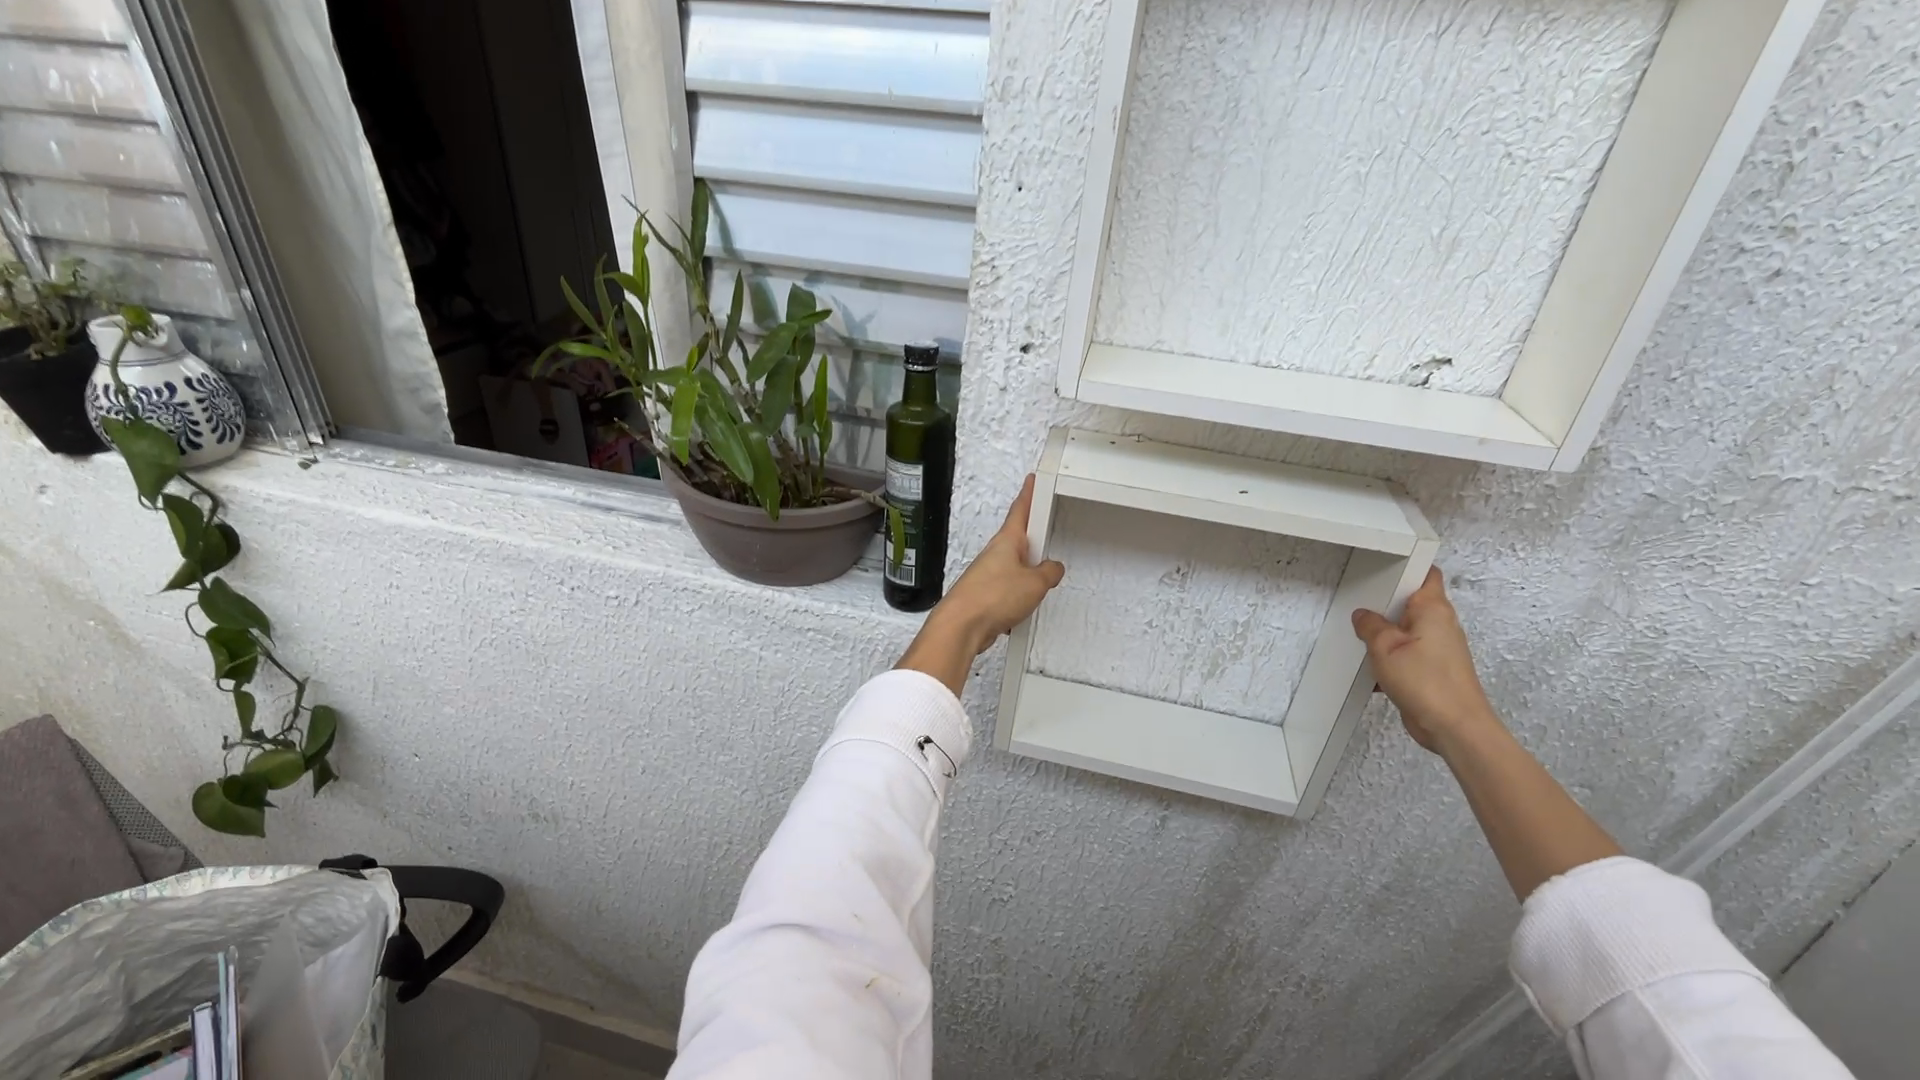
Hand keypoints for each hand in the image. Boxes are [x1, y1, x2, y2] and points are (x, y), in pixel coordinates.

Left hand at [896, 475, 1065, 695]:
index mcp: (1007, 540)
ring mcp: (988, 574)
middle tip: (1046, 530)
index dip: (1029, 494)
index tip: (1032, 480)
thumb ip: (1049, 572)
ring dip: (1028, 573)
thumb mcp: (1035, 583)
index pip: (1020, 509)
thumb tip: (1053, 568)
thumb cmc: (991, 597)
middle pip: (1020, 539)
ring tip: (1042, 580)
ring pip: (1015, 567)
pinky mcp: (985, 595)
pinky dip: (1018, 597)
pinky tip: (1024, 607)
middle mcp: (995, 554)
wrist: (963, 626)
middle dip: (1034, 538)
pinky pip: (1007, 590)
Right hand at [1351, 567, 1501, 752]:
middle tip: (1363, 611)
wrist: (1454, 727)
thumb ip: (1370, 626)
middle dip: (1386, 608)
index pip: (1425, 574)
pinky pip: (1408, 655)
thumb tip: (1364, 616)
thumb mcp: (1384, 648)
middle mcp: (1442, 624)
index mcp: (1434, 609)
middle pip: (1411, 604)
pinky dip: (1392, 661)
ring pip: (1407, 631)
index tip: (1383, 569)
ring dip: (1387, 638)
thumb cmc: (1427, 684)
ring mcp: (1440, 648)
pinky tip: (1377, 673)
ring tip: (1366, 644)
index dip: (1406, 567)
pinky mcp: (1435, 669)